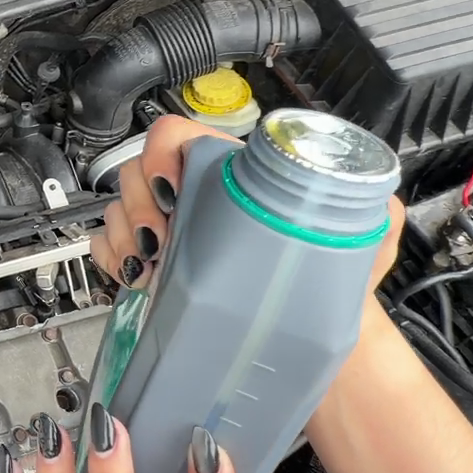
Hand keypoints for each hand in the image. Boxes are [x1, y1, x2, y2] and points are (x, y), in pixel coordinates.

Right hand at [87, 115, 403, 292]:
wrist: (311, 336)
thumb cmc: (332, 281)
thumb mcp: (362, 232)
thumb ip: (366, 199)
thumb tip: (362, 188)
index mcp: (228, 172)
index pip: (174, 135)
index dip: (159, 154)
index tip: (171, 190)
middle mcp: (191, 194)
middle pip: (136, 172)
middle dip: (140, 206)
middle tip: (161, 241)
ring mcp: (167, 228)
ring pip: (117, 209)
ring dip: (125, 237)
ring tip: (150, 268)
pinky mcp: (151, 262)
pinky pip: (106, 245)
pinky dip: (111, 257)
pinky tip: (135, 278)